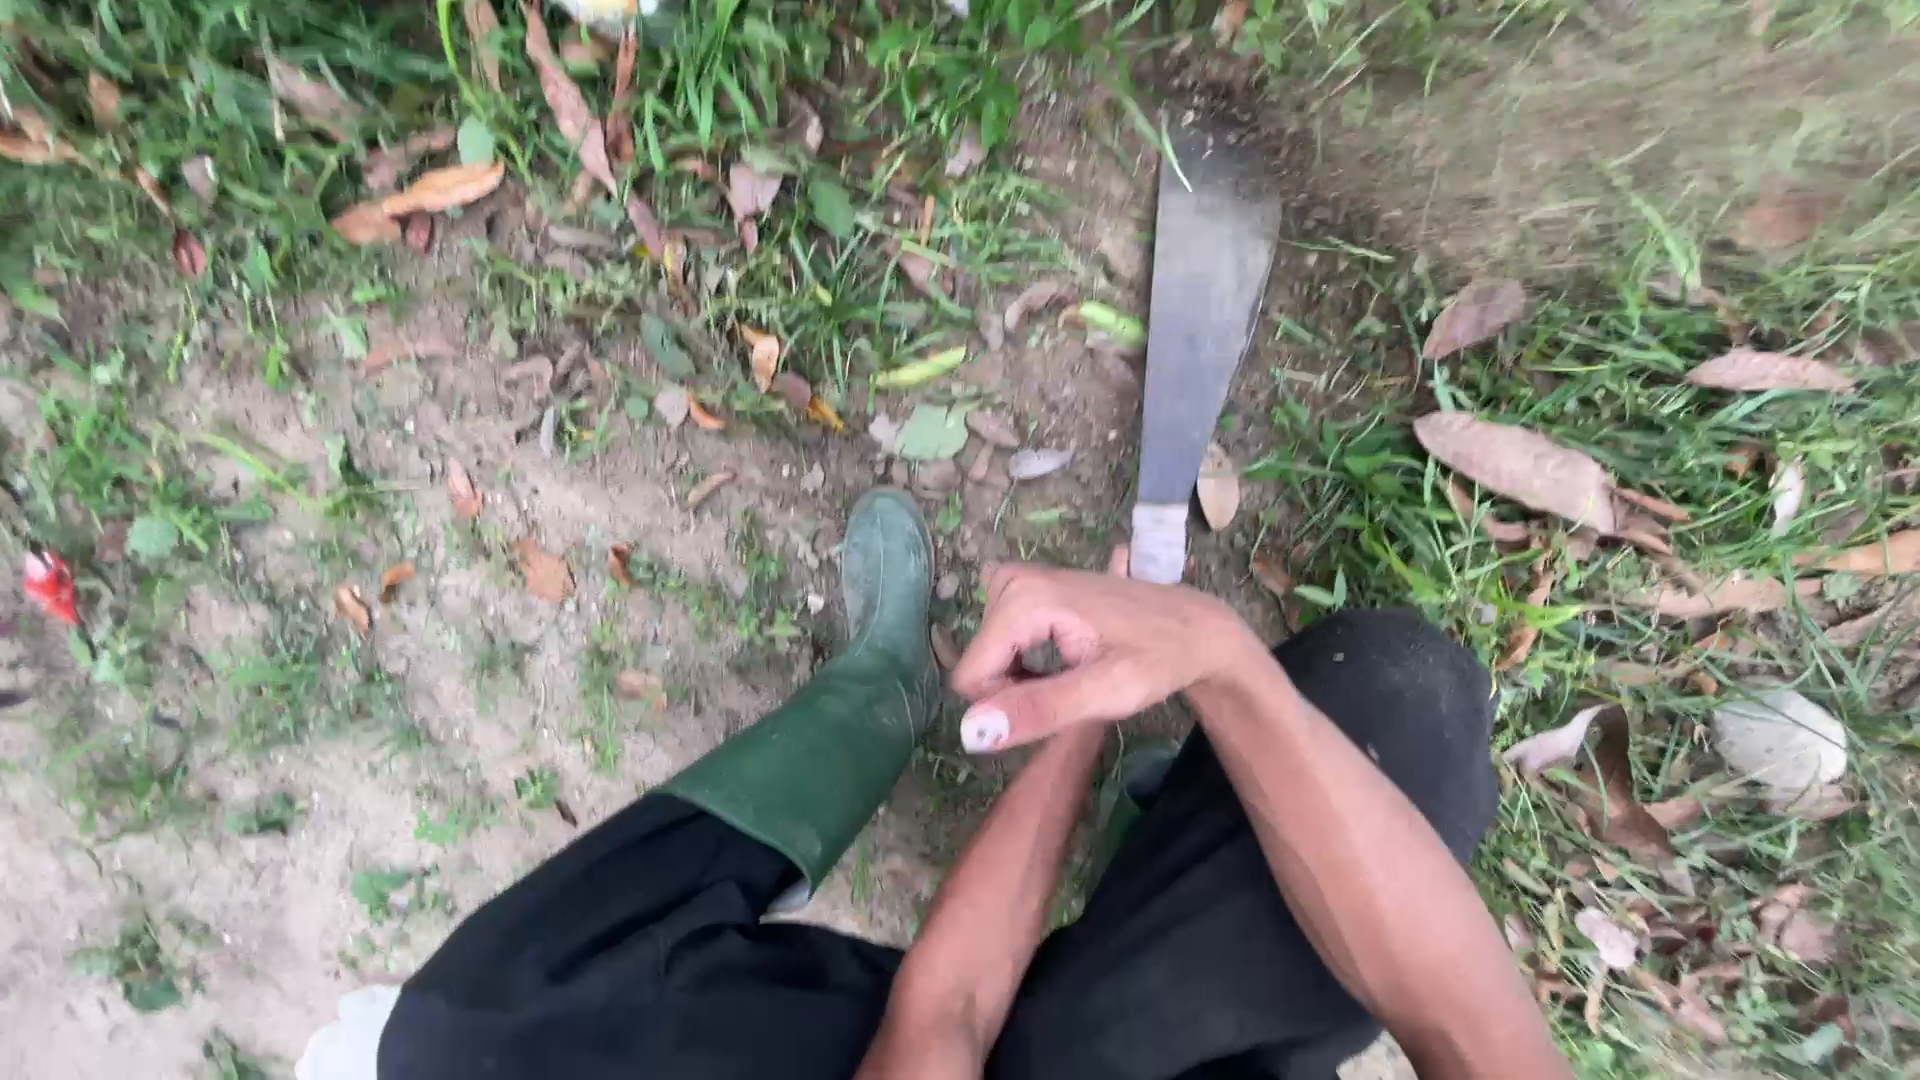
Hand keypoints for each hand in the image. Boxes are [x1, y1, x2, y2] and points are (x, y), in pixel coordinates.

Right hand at [950, 550, 1262, 752]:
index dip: (1010, 705)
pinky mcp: (1027, 585)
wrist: (1193, 625)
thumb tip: (971, 731)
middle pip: (978, 663)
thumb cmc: (1158, 658)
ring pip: (987, 653)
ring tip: (1072, 671)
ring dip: (1021, 675)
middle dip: (1015, 688)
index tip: (1060, 700)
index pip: (971, 678)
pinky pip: (1000, 636)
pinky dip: (1023, 656)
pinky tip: (1063, 657)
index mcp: (1024, 600)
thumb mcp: (1107, 692)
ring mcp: (1018, 578)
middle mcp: (1012, 580)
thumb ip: (1039, 710)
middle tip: (1072, 686)